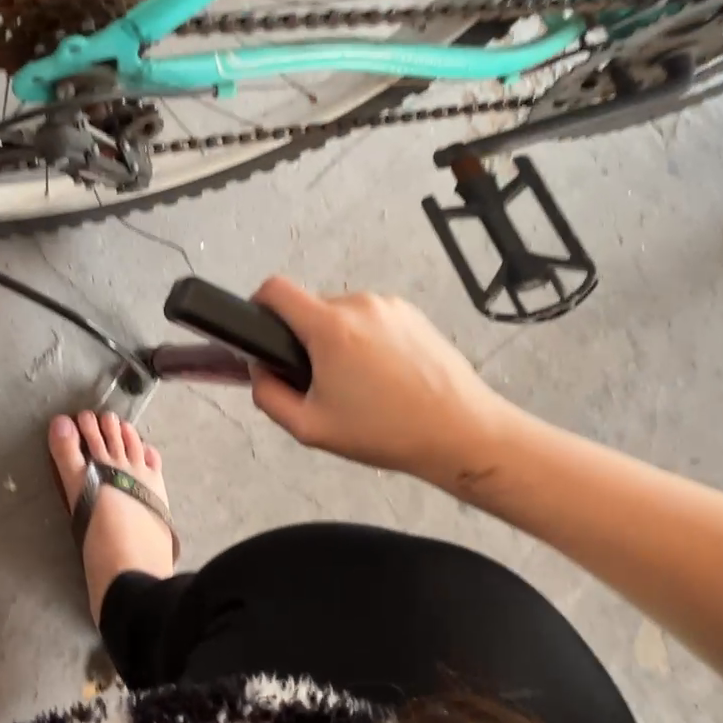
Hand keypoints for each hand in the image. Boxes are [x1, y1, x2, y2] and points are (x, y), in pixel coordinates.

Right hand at [247, 277, 524, 483]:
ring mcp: (388, 305)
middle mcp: (358, 305)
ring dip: (336, 339)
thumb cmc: (388, 432)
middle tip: (318, 380)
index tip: (260, 328)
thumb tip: (258, 370)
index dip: (258, 304)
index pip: (275, 289)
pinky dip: (364, 339)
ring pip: (339, 313)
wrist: (465, 434)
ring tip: (357, 382)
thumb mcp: (310, 428)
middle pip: (308, 307)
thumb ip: (268, 396)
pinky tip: (382, 375)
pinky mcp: (411, 313)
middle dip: (304, 338)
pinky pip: (369, 317)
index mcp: (329, 328)